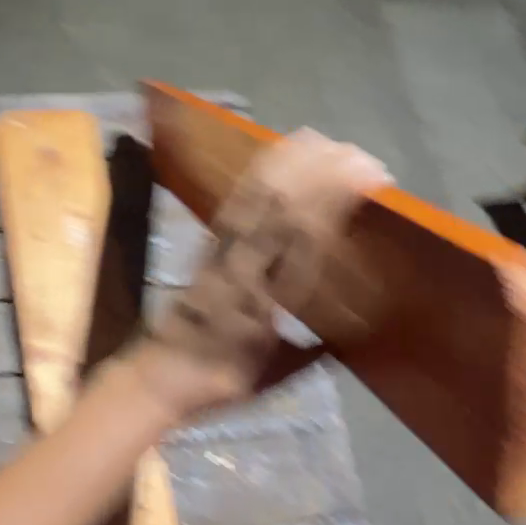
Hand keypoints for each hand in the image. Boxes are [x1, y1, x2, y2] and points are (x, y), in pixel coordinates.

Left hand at [128, 129, 388, 417]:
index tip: (369, 181)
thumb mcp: (270, 377)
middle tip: (362, 157)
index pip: (303, 242)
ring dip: (291, 167)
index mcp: (263, 302)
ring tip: (324, 141)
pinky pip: (234, 204)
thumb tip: (345, 334)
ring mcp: (219, 254)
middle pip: (282, 210)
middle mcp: (241, 269)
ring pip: (255, 200)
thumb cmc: (218, 383)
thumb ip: (308, 353)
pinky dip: (257, 175)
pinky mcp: (206, 248)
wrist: (157, 377)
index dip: (335, 205)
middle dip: (322, 177)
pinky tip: (275, 156)